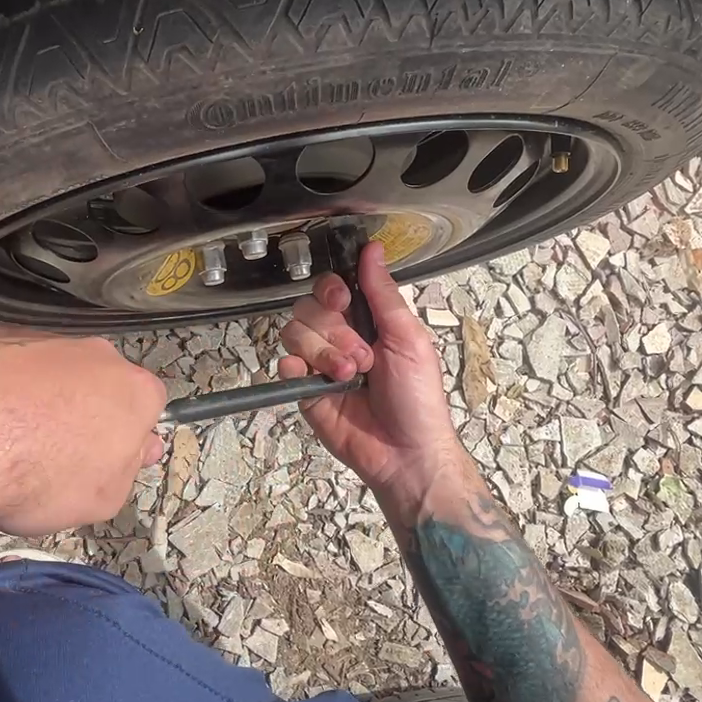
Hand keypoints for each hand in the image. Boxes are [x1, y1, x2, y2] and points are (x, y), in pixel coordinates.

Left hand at [0, 330, 166, 536]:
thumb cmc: (35, 471)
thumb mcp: (101, 501)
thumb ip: (125, 472)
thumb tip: (130, 455)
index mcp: (135, 391)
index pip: (149, 409)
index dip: (128, 439)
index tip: (108, 461)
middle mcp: (97, 355)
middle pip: (101, 385)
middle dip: (85, 415)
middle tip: (58, 457)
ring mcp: (47, 340)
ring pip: (54, 373)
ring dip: (41, 401)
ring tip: (10, 444)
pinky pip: (11, 365)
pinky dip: (2, 388)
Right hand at [277, 242, 467, 510]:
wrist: (405, 453)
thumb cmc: (417, 397)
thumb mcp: (408, 338)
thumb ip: (383, 293)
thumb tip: (373, 249)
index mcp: (364, 321)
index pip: (330, 287)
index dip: (330, 288)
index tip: (343, 300)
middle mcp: (337, 338)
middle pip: (308, 307)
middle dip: (335, 332)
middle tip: (364, 359)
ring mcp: (318, 364)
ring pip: (293, 332)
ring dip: (323, 352)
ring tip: (350, 376)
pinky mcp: (303, 390)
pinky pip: (284, 365)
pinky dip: (295, 368)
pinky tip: (317, 381)